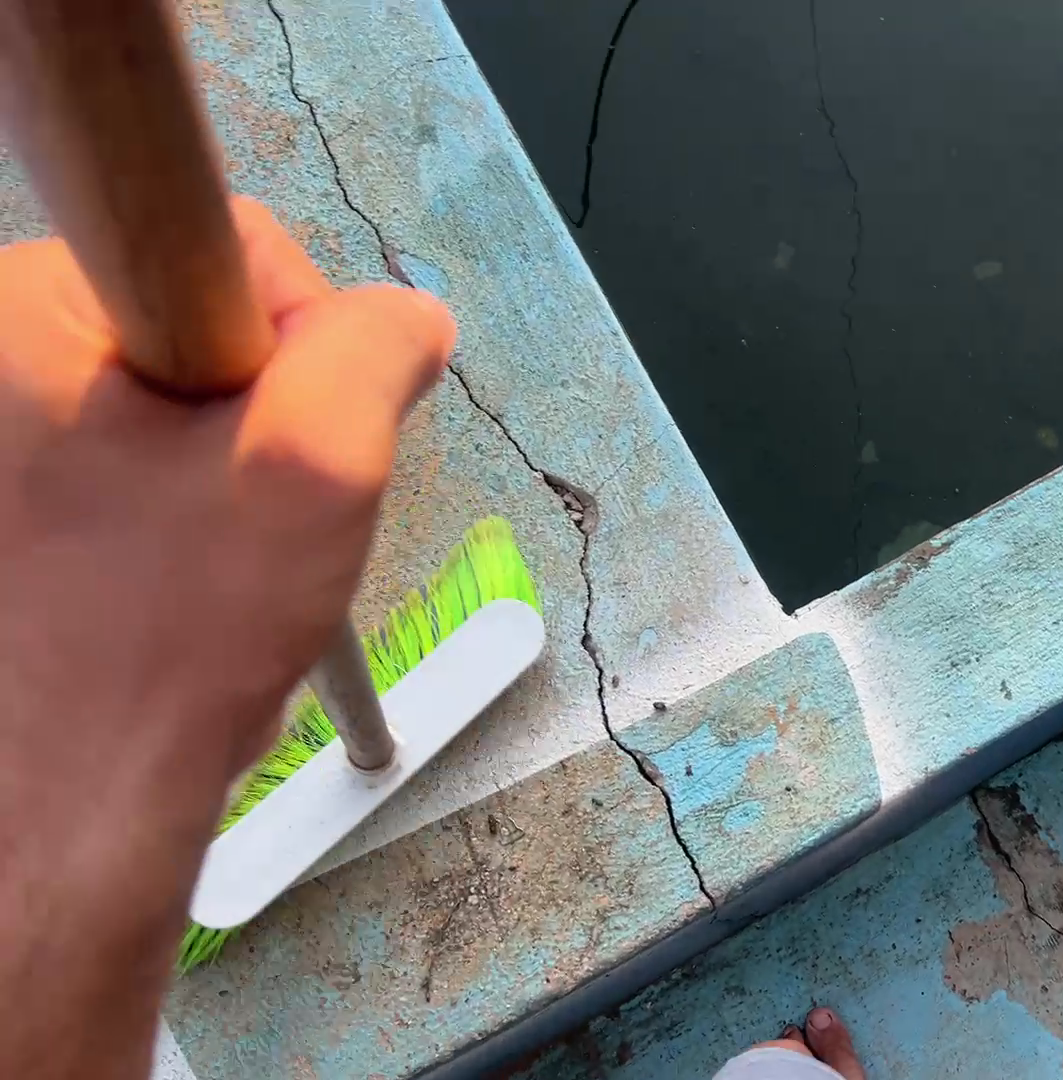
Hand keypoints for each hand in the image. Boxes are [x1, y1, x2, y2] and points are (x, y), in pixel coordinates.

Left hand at [0, 196, 453, 1079]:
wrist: (64, 784)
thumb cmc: (186, 618)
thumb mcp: (319, 465)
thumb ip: (375, 351)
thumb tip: (414, 311)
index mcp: (28, 307)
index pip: (234, 243)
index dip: (315, 337)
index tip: (310, 433)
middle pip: (218, 311)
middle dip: (289, 400)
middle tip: (281, 499)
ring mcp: (6, 409)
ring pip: (204, 377)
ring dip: (260, 447)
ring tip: (243, 535)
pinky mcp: (24, 467)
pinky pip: (166, 427)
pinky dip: (220, 475)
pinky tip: (209, 543)